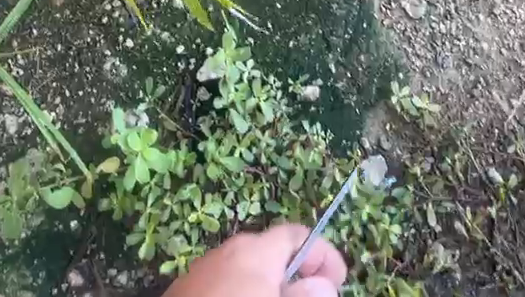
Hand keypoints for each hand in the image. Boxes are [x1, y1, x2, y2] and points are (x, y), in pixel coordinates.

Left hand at [164, 224, 347, 296]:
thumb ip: (305, 296)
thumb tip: (324, 284)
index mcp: (256, 250)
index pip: (298, 234)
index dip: (323, 254)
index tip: (340, 281)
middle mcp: (230, 249)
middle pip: (274, 252)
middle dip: (296, 273)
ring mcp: (204, 268)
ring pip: (248, 270)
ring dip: (269, 284)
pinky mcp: (185, 288)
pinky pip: (225, 283)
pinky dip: (242, 291)